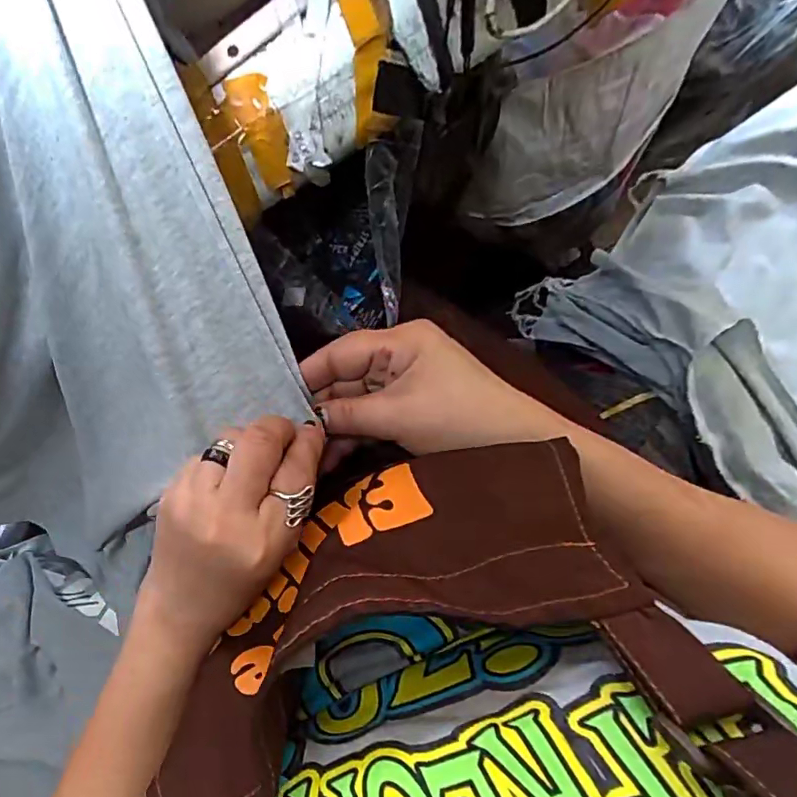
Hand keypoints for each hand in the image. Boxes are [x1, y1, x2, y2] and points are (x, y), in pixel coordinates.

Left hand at [136, 415, 324, 645]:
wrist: (180, 603)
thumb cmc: (240, 582)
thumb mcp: (281, 548)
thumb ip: (296, 495)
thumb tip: (309, 437)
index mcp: (264, 537)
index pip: (295, 470)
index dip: (308, 443)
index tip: (311, 434)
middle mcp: (227, 514)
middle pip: (259, 440)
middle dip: (277, 428)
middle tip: (283, 436)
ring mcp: (192, 500)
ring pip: (229, 438)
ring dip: (246, 442)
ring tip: (248, 463)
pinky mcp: (169, 492)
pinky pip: (203, 454)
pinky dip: (219, 459)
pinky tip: (219, 480)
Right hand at [301, 321, 573, 463]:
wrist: (519, 447)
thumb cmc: (458, 419)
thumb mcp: (397, 415)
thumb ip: (347, 413)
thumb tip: (306, 418)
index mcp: (400, 341)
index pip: (340, 352)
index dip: (308, 374)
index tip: (277, 399)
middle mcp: (399, 356)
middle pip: (345, 378)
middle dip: (319, 407)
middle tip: (288, 434)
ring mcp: (404, 384)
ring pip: (355, 402)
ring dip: (334, 426)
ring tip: (309, 452)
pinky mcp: (409, 409)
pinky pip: (371, 417)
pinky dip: (354, 434)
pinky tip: (332, 455)